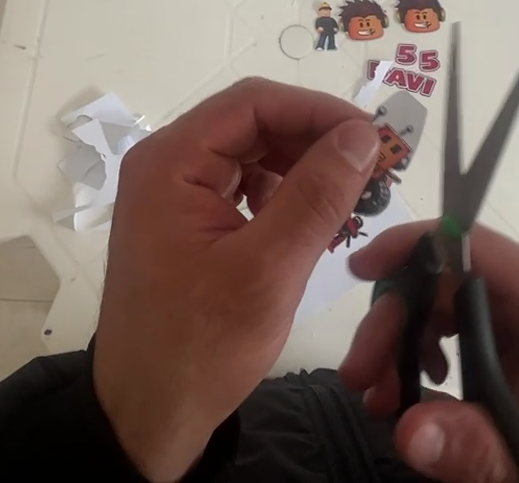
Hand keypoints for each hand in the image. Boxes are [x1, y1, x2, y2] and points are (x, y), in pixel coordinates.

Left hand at [92, 78, 380, 480]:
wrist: (147, 416)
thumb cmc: (199, 347)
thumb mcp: (267, 270)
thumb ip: (316, 196)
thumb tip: (362, 135)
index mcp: (171, 161)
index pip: (252, 103)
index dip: (315, 110)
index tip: (369, 136)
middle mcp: (169, 162)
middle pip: (252, 123)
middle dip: (314, 139)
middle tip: (371, 167)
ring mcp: (177, 189)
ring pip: (253, 151)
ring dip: (304, 166)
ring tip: (351, 195)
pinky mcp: (189, 216)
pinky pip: (245, 183)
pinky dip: (285, 193)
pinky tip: (313, 218)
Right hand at [340, 221, 518, 482]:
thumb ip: (478, 447)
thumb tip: (407, 428)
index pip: (467, 243)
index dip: (410, 245)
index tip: (362, 270)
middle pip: (437, 278)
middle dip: (391, 320)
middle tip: (358, 372)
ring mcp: (507, 319)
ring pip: (430, 304)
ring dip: (394, 343)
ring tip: (373, 395)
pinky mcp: (496, 346)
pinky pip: (439, 333)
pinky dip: (410, 359)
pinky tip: (402, 397)